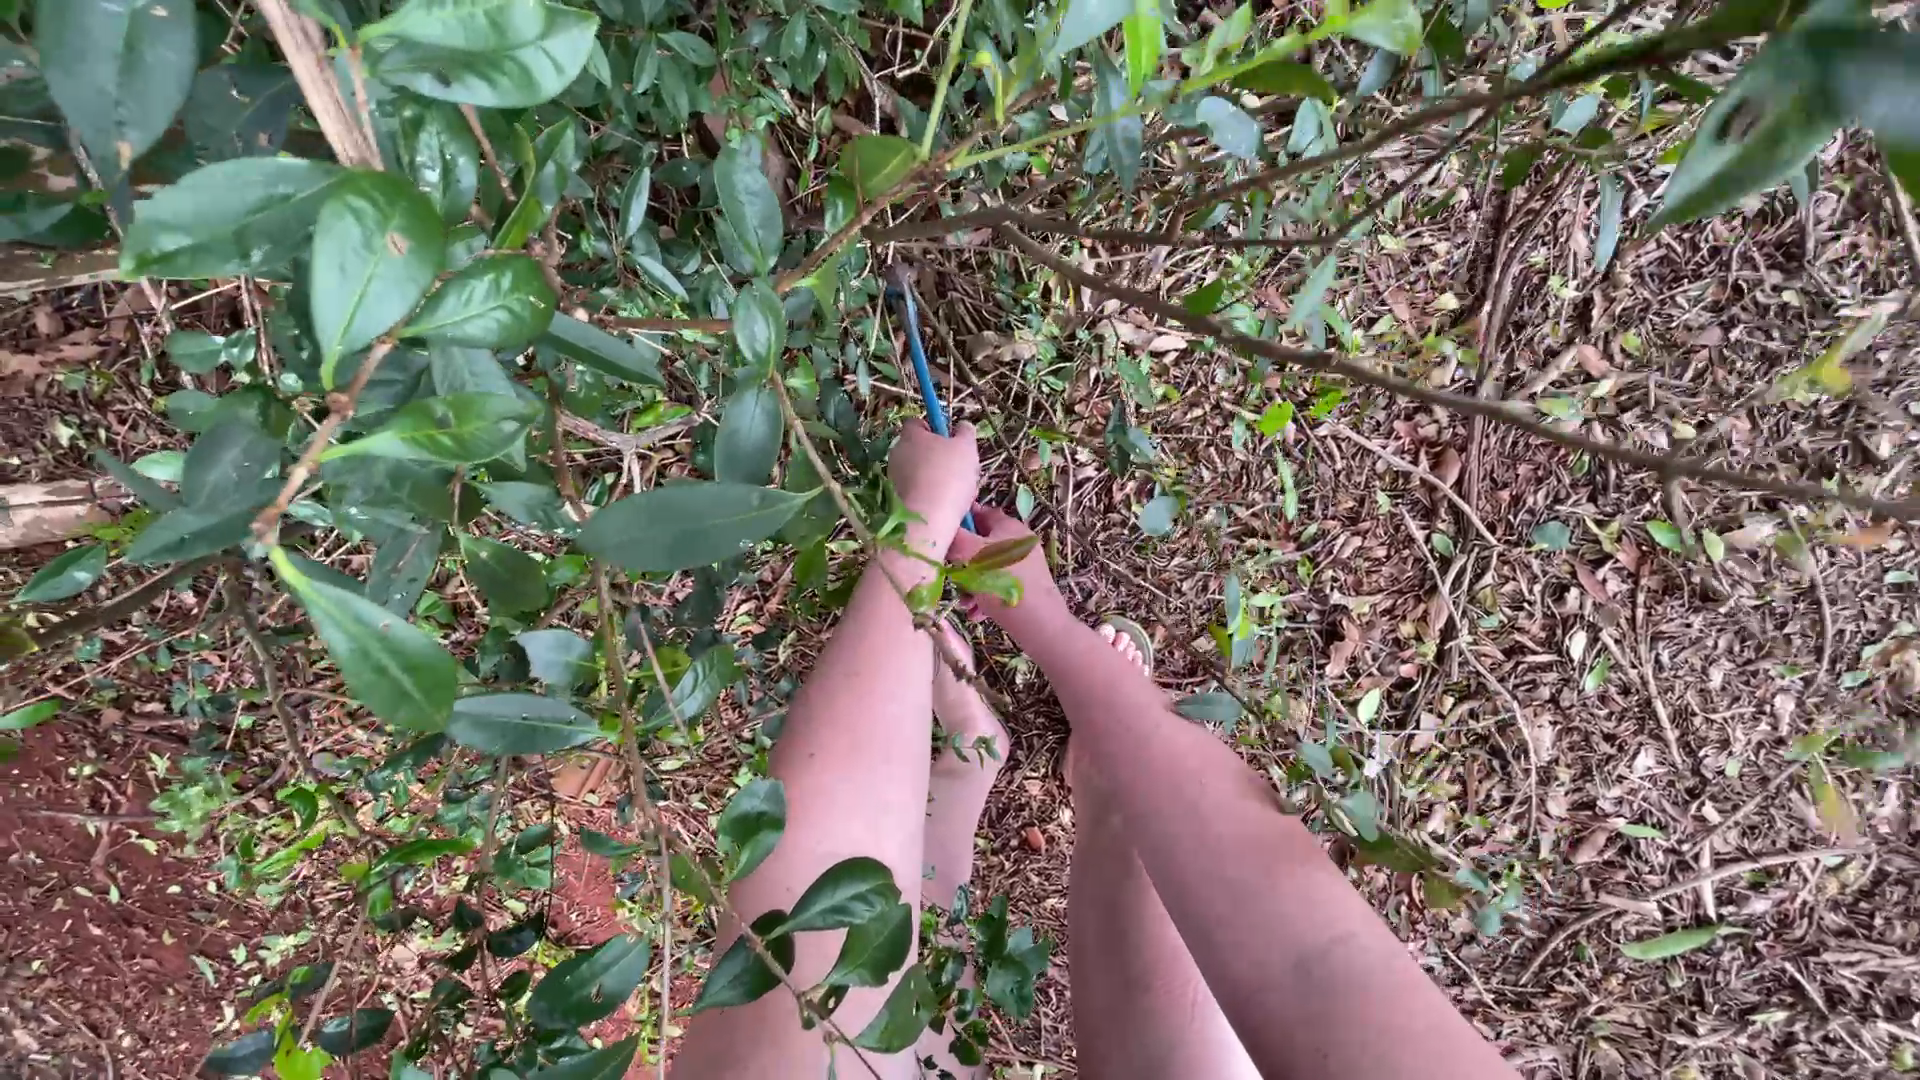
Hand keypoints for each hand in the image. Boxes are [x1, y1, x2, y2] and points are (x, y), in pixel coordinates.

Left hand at [888, 419, 978, 557]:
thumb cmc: (948, 476)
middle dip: (936, 458)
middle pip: (918, 450)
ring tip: (957, 494)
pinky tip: (945, 509)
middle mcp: (896, 454)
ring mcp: (893, 478)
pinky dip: (929, 498)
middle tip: (958, 470)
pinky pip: (915, 493)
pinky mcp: (893, 501)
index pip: (917, 423)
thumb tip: (963, 426)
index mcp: (910, 435)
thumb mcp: (966, 448)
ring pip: (918, 474)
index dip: (933, 430)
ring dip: (934, 480)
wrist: (926, 520)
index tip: (949, 441)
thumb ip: (966, 433)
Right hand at [945, 505, 1069, 642]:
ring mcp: (1025, 567)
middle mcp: (1018, 543)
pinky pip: (998, 588)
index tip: (945, 537)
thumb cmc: (1001, 580)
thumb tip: (945, 531)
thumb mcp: (971, 553)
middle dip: (963, 564)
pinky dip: (985, 598)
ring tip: (965, 602)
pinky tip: (976, 613)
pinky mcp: (1026, 589)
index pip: (982, 514)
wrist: (1037, 621)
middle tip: (952, 576)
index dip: (962, 522)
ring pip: (988, 570)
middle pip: (981, 546)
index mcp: (1009, 527)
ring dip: (971, 585)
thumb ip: (955, 538)